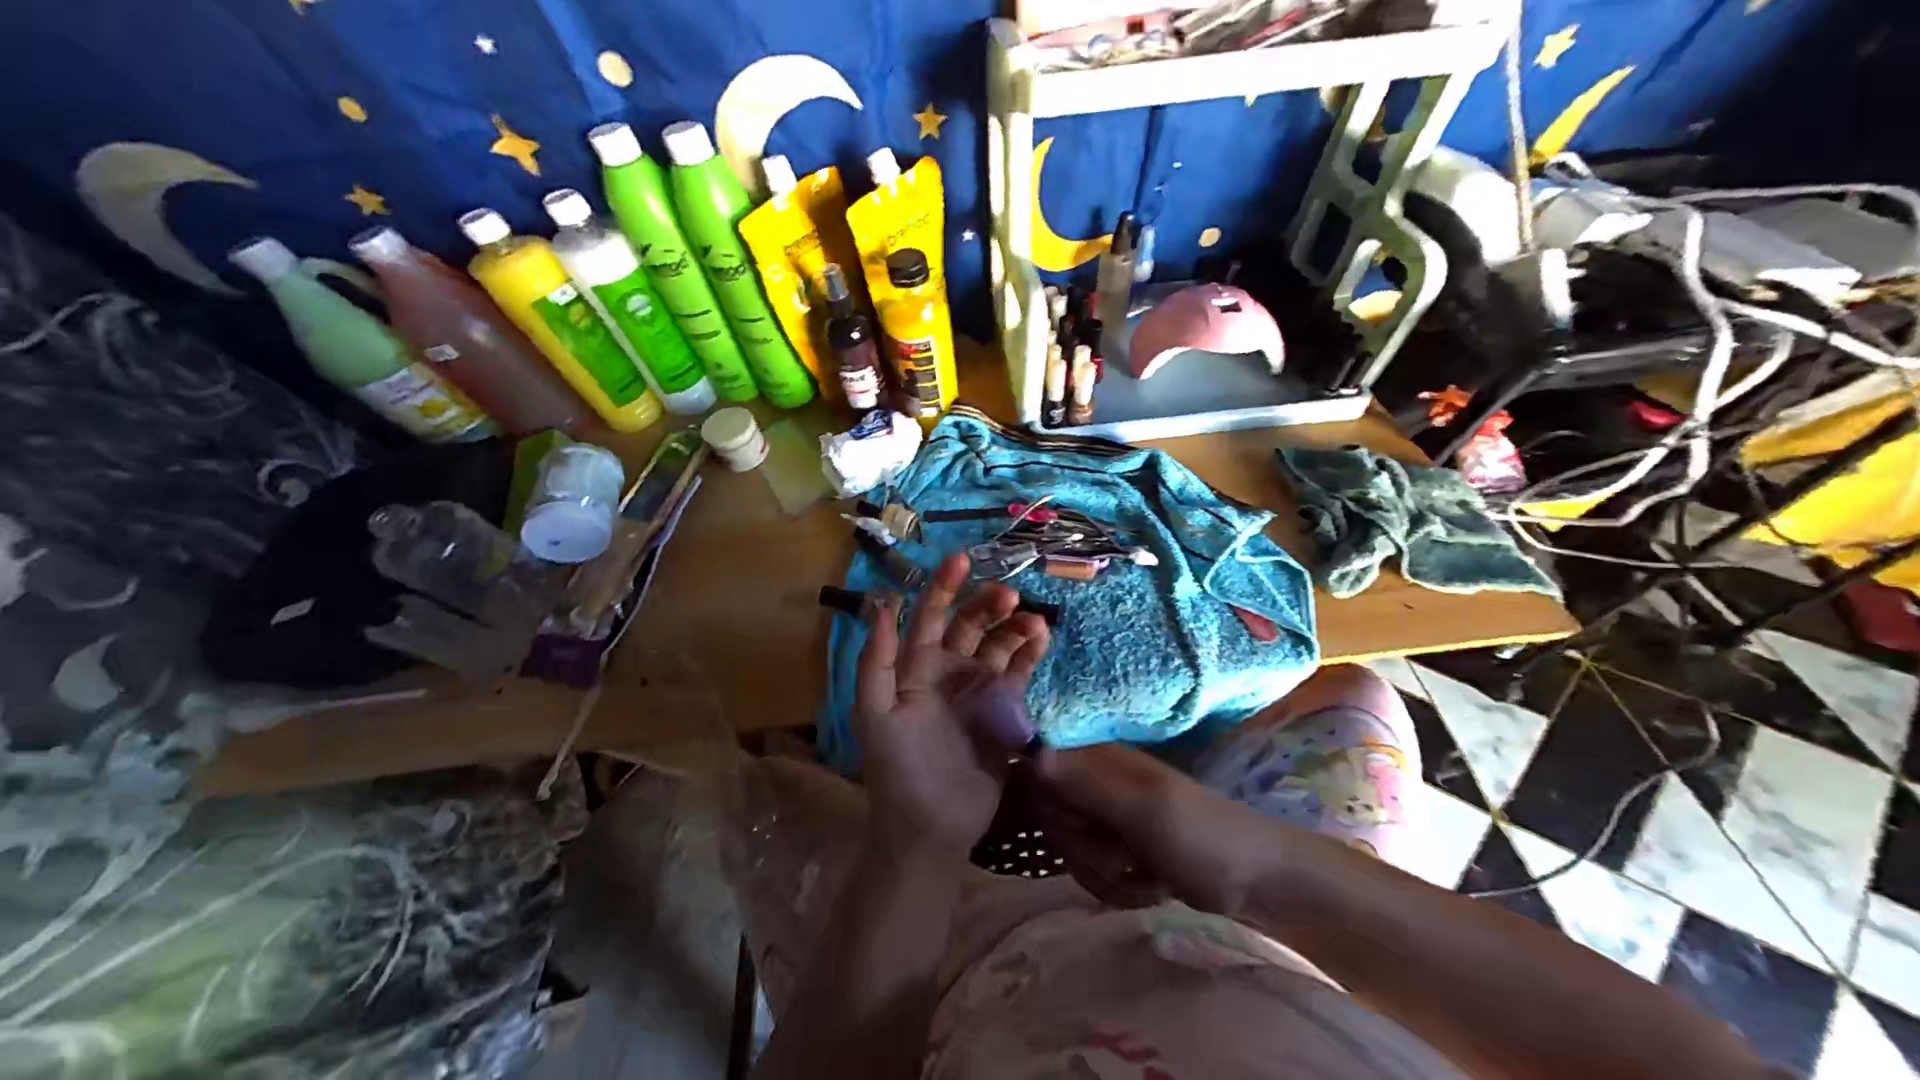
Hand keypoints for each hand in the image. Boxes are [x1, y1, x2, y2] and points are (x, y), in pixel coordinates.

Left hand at [857, 553, 1050, 861]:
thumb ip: (876, 661)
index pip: (928, 617)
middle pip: (969, 625)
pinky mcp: (1002, 711)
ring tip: (1033, 622)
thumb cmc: (897, 770)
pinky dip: (1029, 653)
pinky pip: (1017, 674)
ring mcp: (977, 690)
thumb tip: (880, 604)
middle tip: (1010, 596)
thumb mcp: (875, 714)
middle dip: (987, 604)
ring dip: (1014, 627)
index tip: (962, 559)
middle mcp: (947, 671)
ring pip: (998, 645)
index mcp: (914, 667)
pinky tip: (1040, 639)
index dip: (943, 588)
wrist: (931, 828)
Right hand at [1036, 742, 1288, 915]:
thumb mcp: (1145, 811)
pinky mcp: (1116, 846)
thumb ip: (1089, 785)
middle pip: (1052, 817)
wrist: (1258, 880)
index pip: (1040, 771)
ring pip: (1069, 849)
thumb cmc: (1204, 837)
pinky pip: (1089, 870)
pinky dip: (1116, 887)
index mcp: (1100, 758)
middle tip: (1122, 858)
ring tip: (1144, 877)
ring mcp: (1107, 815)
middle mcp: (1096, 780)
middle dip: (1084, 850)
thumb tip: (1033, 754)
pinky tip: (1148, 888)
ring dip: (1104, 874)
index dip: (1053, 807)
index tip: (1080, 827)